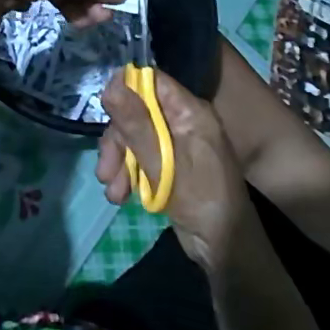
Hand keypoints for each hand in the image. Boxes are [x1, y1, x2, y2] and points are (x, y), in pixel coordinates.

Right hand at [96, 69, 254, 273]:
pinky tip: (120, 195)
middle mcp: (182, 122)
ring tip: (113, 191)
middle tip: (106, 170)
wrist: (224, 247)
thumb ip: (136, 124)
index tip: (105, 108)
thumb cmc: (200, 199)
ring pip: (135, 137)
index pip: (153, 82)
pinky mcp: (169, 165)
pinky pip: (141, 157)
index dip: (126, 89)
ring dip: (119, 162)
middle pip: (138, 112)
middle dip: (118, 140)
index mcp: (189, 111)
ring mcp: (175, 144)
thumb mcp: (163, 162)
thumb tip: (111, 84)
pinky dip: (128, 174)